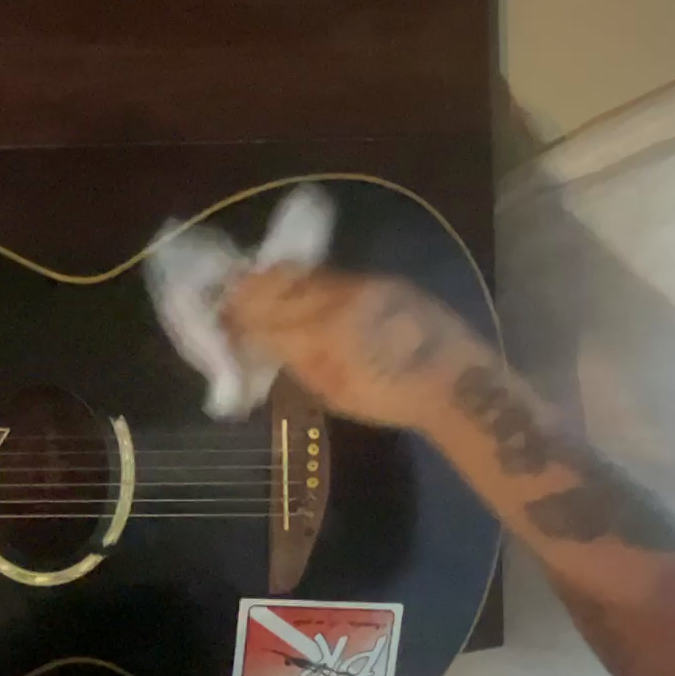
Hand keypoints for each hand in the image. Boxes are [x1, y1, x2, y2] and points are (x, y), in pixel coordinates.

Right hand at [223, 267, 493, 430]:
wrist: (454, 383)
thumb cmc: (390, 399)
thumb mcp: (332, 391)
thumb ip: (297, 363)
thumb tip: (266, 345)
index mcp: (323, 334)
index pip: (267, 319)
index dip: (240, 317)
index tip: (220, 316)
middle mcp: (338, 300)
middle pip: (282, 287)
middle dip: (251, 290)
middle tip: (228, 295)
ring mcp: (361, 287)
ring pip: (306, 277)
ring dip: (276, 281)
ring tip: (254, 286)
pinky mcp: (380, 283)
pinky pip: (331, 277)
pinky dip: (305, 281)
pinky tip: (298, 287)